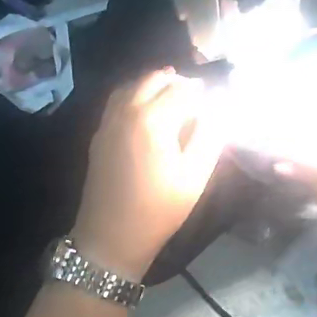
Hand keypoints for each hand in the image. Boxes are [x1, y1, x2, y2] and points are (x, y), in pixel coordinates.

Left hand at [72, 70, 225, 278]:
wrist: (111, 237)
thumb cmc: (159, 209)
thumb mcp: (195, 175)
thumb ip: (210, 136)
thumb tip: (217, 110)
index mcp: (152, 119)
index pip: (183, 89)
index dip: (203, 93)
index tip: (216, 104)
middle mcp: (127, 111)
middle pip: (155, 79)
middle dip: (179, 82)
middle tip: (198, 99)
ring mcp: (109, 121)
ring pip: (133, 85)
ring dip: (156, 84)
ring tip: (175, 99)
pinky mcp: (100, 134)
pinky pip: (119, 99)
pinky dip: (137, 94)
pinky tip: (150, 112)